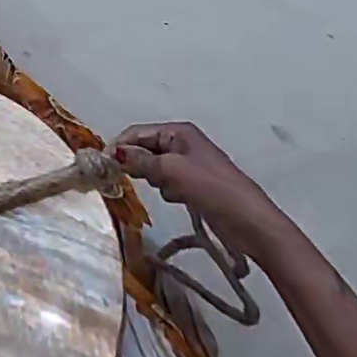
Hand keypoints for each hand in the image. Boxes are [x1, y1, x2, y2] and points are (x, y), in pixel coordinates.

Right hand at [114, 122, 292, 260]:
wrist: (253, 225)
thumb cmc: (213, 190)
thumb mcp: (171, 171)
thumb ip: (140, 160)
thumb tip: (112, 153)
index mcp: (179, 131)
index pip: (137, 132)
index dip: (119, 146)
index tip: (103, 165)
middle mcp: (183, 142)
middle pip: (145, 147)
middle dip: (136, 162)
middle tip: (127, 179)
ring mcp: (190, 164)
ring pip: (155, 165)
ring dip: (152, 177)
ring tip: (163, 190)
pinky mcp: (196, 184)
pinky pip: (168, 180)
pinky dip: (166, 188)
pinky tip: (176, 199)